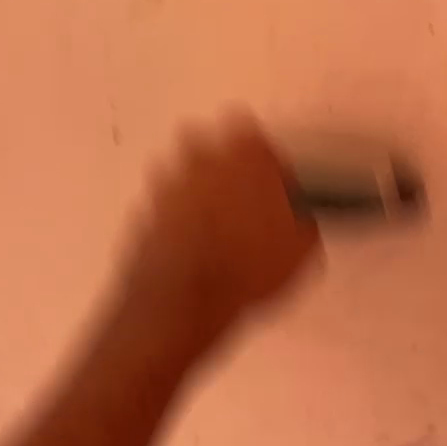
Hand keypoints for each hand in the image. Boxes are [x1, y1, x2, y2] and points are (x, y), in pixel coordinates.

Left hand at [121, 114, 321, 347]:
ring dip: (203, 198)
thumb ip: (300, 219)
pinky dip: (180, 223)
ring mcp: (167, 178)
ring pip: (191, 178)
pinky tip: (197, 252)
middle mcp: (202, 151)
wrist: (184, 300)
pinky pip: (170, 209)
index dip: (272, 173)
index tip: (277, 197)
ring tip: (220, 237)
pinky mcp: (145, 209)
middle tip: (247, 213)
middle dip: (231, 177)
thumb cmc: (247, 269)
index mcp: (247, 149)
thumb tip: (297, 221)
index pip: (264, 144)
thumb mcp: (300, 250)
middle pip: (220, 151)